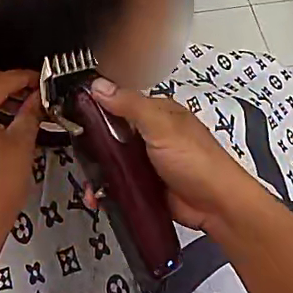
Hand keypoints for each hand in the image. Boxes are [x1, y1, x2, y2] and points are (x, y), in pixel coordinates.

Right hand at [87, 78, 269, 233]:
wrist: (216, 206)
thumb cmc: (202, 164)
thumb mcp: (162, 127)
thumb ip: (130, 105)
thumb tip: (102, 86)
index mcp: (159, 114)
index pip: (120, 102)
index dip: (97, 108)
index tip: (76, 116)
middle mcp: (154, 136)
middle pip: (112, 135)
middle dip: (94, 147)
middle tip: (83, 154)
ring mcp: (150, 162)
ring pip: (114, 163)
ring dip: (99, 172)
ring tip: (93, 182)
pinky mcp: (148, 186)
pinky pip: (120, 185)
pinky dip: (108, 191)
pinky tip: (102, 195)